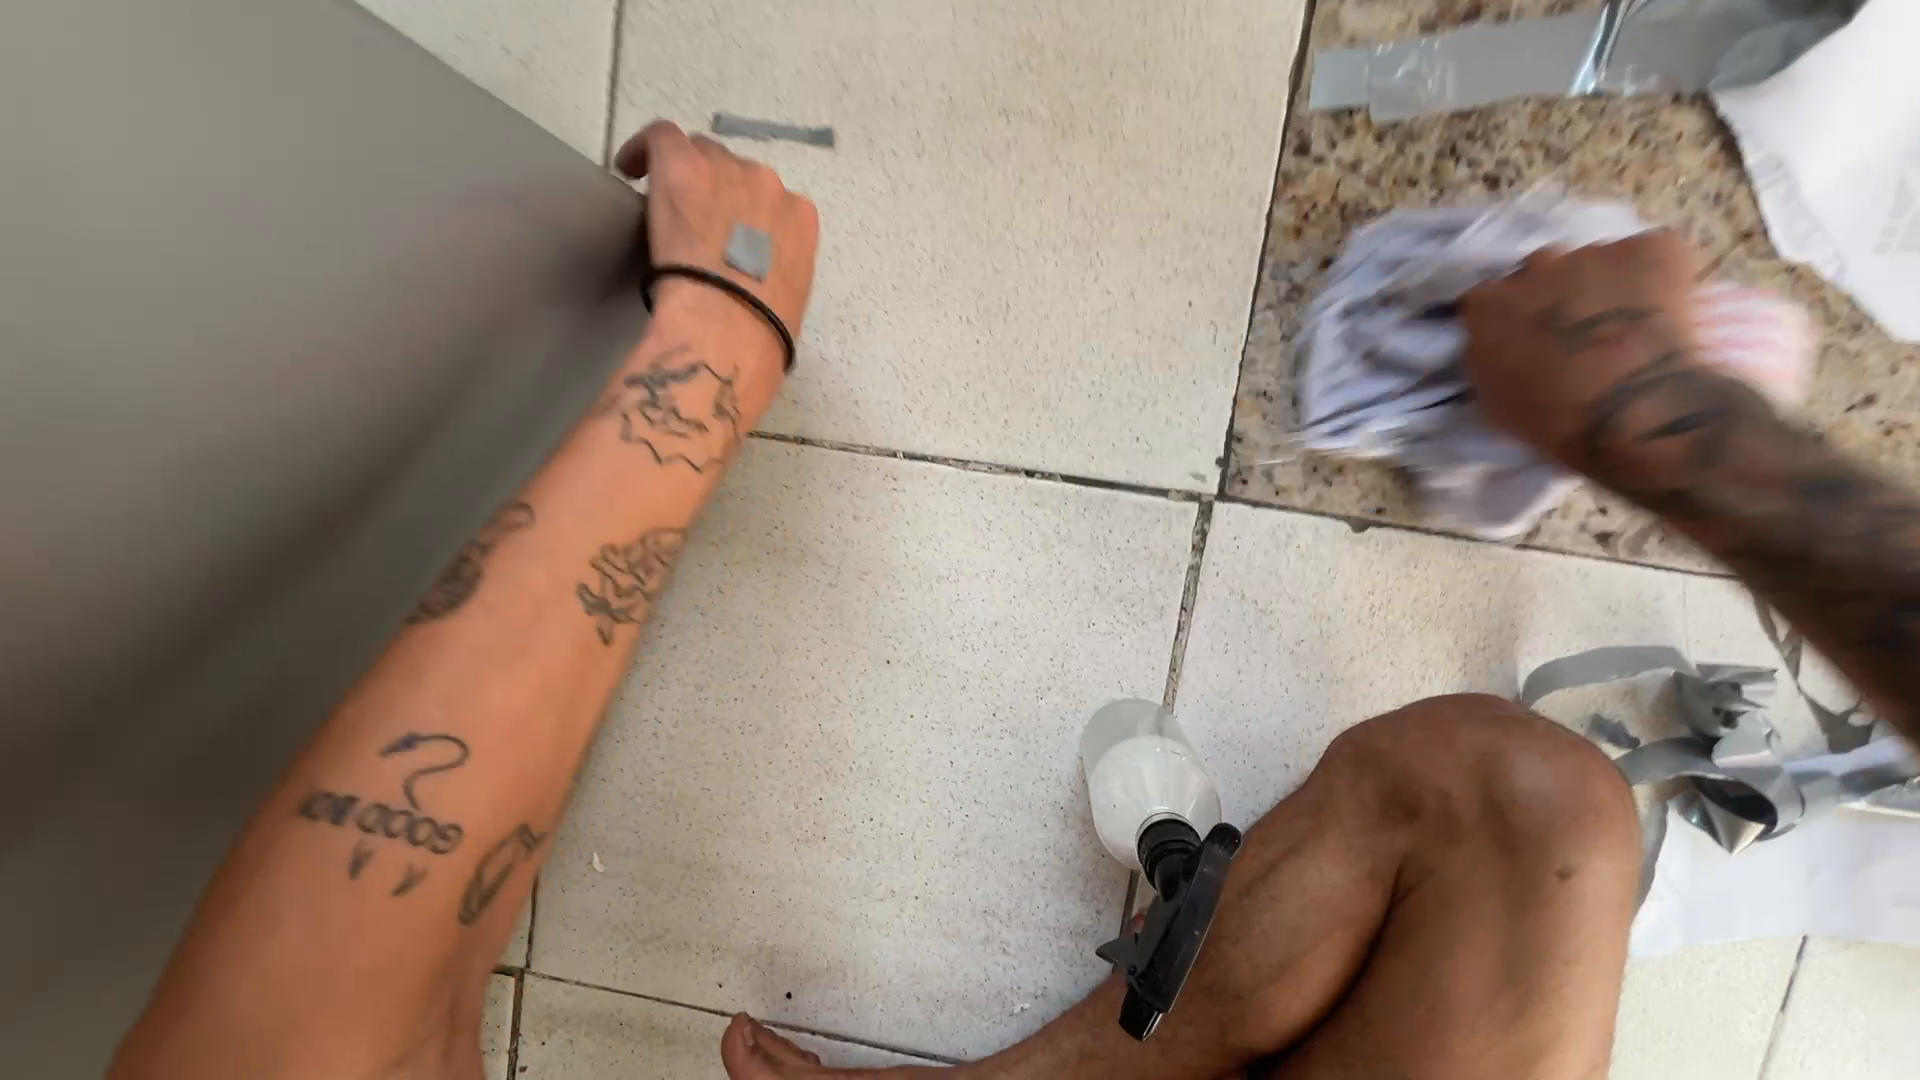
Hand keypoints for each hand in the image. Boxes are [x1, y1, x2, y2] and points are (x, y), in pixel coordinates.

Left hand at [614, 120, 818, 371]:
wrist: (727, 326)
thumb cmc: (760, 328)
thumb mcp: (788, 295)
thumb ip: (776, 267)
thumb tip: (755, 271)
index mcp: (800, 218)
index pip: (772, 201)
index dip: (746, 210)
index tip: (729, 230)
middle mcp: (769, 185)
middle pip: (736, 170)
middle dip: (717, 189)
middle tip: (697, 220)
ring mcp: (726, 171)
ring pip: (701, 154)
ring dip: (688, 174)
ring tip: (668, 203)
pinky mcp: (684, 165)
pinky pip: (661, 138)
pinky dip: (644, 150)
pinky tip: (630, 168)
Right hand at [1460, 232, 1704, 474]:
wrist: (1628, 404)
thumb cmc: (1547, 411)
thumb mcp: (1489, 393)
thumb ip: (1485, 354)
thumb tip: (1495, 343)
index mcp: (1487, 303)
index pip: (1485, 299)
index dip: (1502, 317)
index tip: (1515, 336)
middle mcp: (1535, 266)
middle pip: (1538, 270)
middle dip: (1549, 292)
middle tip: (1569, 326)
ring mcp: (1595, 252)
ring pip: (1593, 260)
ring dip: (1599, 281)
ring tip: (1620, 318)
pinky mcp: (1655, 247)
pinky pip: (1651, 251)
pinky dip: (1655, 272)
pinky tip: (1659, 305)